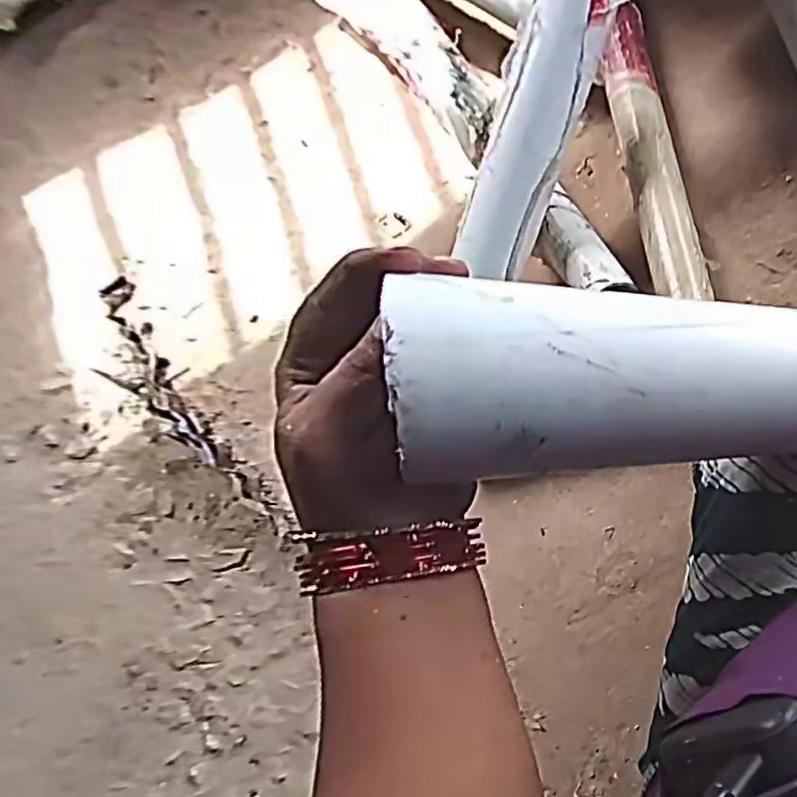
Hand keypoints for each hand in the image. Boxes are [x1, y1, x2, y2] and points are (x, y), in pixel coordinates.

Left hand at [275, 247, 474, 532]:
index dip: (369, 273)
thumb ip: (356, 377)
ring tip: (468, 291)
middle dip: (412, 279)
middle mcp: (356, 367)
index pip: (335, 301)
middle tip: (448, 271)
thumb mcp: (331, 430)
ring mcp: (403, 381)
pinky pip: (455, 360)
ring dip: (444, 306)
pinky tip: (485, 331)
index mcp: (312, 368)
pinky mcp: (443, 399)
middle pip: (380, 304)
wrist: (399, 536)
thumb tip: (391, 327)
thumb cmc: (348, 494)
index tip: (410, 260)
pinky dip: (470, 342)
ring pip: (420, 329)